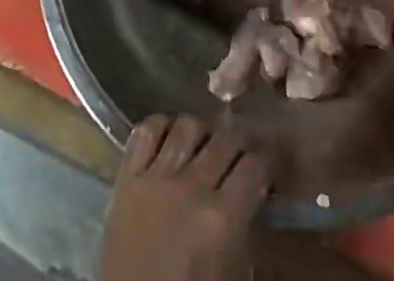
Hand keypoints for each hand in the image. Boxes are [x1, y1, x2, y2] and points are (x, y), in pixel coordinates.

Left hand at [101, 115, 271, 280]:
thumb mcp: (232, 270)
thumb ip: (246, 228)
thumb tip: (255, 192)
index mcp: (221, 219)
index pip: (255, 167)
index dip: (266, 163)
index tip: (266, 169)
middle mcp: (190, 188)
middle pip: (225, 140)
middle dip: (239, 144)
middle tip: (238, 156)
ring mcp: (155, 177)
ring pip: (187, 126)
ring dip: (202, 131)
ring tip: (204, 145)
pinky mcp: (127, 175)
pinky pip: (146, 130)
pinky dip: (161, 125)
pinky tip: (169, 137)